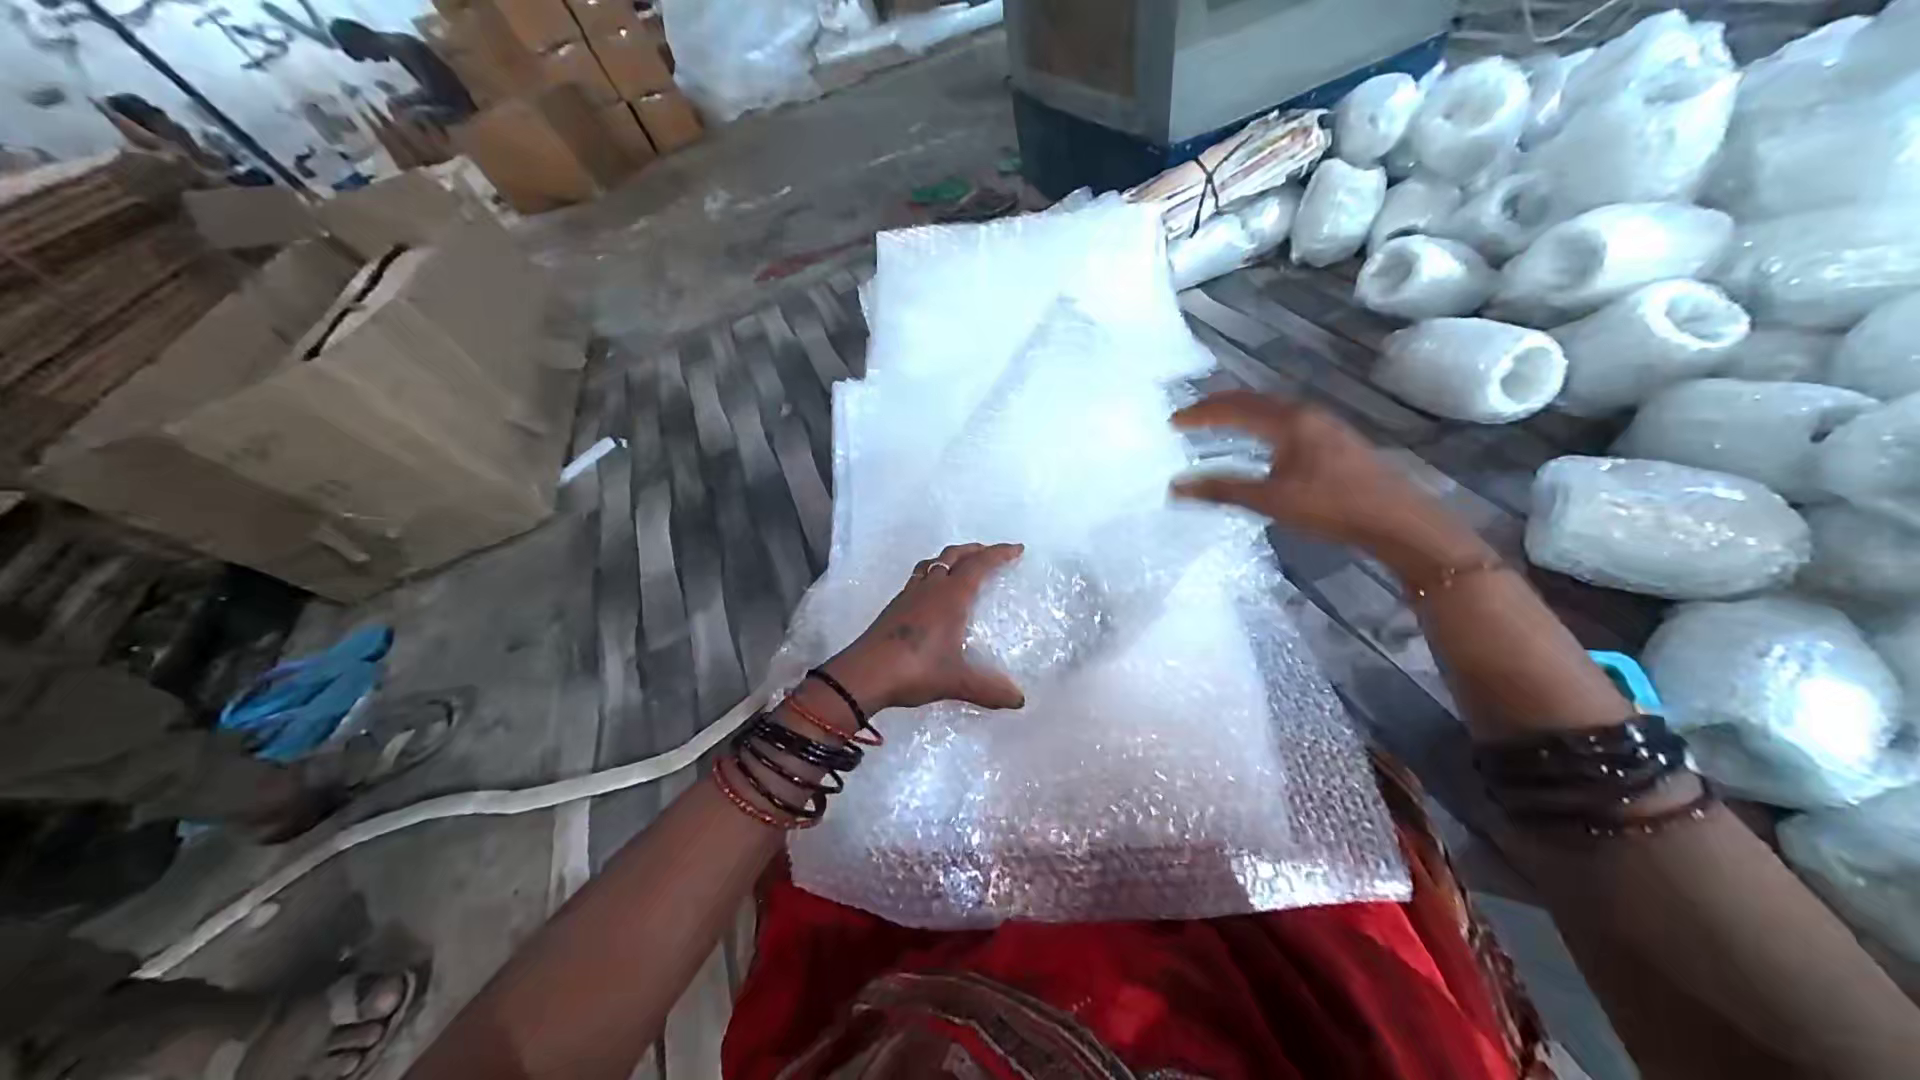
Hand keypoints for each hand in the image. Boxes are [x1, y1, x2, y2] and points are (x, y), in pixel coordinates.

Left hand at [821, 543, 1026, 712]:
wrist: (863, 674)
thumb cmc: (915, 670)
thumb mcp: (957, 681)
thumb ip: (989, 689)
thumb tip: (1019, 700)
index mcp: (950, 597)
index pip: (979, 565)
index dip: (999, 554)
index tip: (1016, 549)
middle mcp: (930, 588)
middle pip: (953, 556)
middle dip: (975, 550)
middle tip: (991, 553)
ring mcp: (908, 596)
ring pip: (932, 564)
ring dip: (950, 559)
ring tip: (961, 567)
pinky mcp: (893, 608)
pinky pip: (917, 579)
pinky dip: (931, 575)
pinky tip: (932, 595)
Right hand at [1170, 391, 1485, 568]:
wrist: (1397, 520)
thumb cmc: (1331, 507)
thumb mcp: (1270, 500)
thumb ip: (1221, 490)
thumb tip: (1176, 486)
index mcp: (1288, 420)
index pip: (1233, 407)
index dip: (1200, 413)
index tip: (1172, 422)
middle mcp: (1305, 413)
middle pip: (1252, 400)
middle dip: (1217, 406)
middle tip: (1188, 418)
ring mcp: (1323, 423)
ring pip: (1270, 408)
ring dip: (1239, 412)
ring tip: (1215, 424)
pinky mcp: (1334, 438)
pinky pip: (1285, 418)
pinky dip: (1259, 422)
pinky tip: (1257, 440)